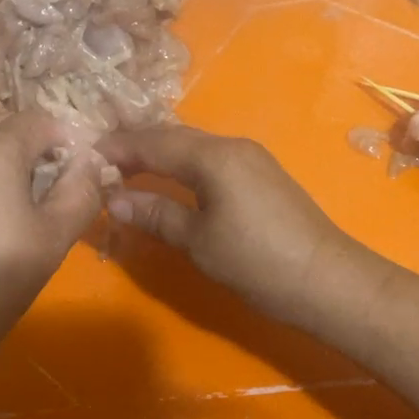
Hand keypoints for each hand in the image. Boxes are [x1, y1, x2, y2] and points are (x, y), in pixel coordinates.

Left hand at [0, 112, 107, 379]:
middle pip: (9, 125)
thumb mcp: (54, 237)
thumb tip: (92, 161)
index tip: (80, 174)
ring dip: (7, 157)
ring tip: (23, 201)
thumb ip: (80, 191)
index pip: (42, 120)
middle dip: (37, 145)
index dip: (67, 140)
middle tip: (55, 188)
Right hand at [96, 125, 363, 325]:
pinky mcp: (260, 172)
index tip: (86, 154)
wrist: (332, 282)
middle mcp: (230, 145)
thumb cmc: (260, 263)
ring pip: (191, 144)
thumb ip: (156, 214)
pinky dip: (181, 162)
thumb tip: (114, 199)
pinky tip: (169, 178)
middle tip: (100, 159)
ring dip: (158, 152)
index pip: (153, 142)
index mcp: (212, 156)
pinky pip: (208, 156)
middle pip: (172, 136)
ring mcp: (249, 156)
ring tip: (127, 168)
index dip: (118, 147)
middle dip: (135, 145)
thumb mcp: (200, 243)